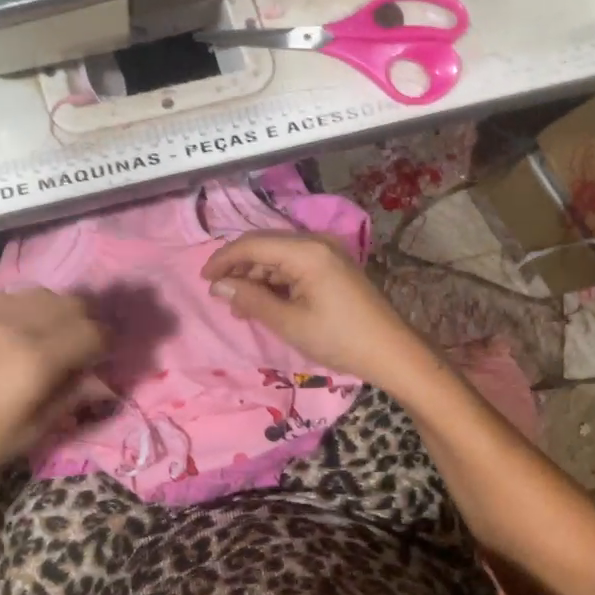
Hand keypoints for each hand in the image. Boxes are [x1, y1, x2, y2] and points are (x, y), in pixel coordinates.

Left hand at [0, 289, 104, 504]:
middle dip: (83, 322)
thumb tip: (98, 383)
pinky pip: (5, 297)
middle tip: (79, 350)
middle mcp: (14, 324)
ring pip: (38, 293)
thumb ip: (66, 400)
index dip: (103, 344)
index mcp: (35, 359)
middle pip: (69, 302)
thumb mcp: (25, 435)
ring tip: (47, 339)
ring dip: (53, 311)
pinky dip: (21, 309)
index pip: (90, 330)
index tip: (100, 361)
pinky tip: (11, 336)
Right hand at [201, 232, 429, 389]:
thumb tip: (218, 286)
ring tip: (240, 305)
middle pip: (264, 245)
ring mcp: (327, 252)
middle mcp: (315, 242)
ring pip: (278, 255)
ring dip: (256, 275)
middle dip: (238, 267)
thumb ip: (251, 299)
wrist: (392, 352)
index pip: (252, 244)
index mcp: (305, 251)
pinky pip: (294, 264)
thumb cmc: (339, 338)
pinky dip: (275, 280)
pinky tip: (264, 302)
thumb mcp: (288, 322)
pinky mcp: (333, 265)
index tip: (203, 280)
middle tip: (220, 294)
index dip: (223, 259)